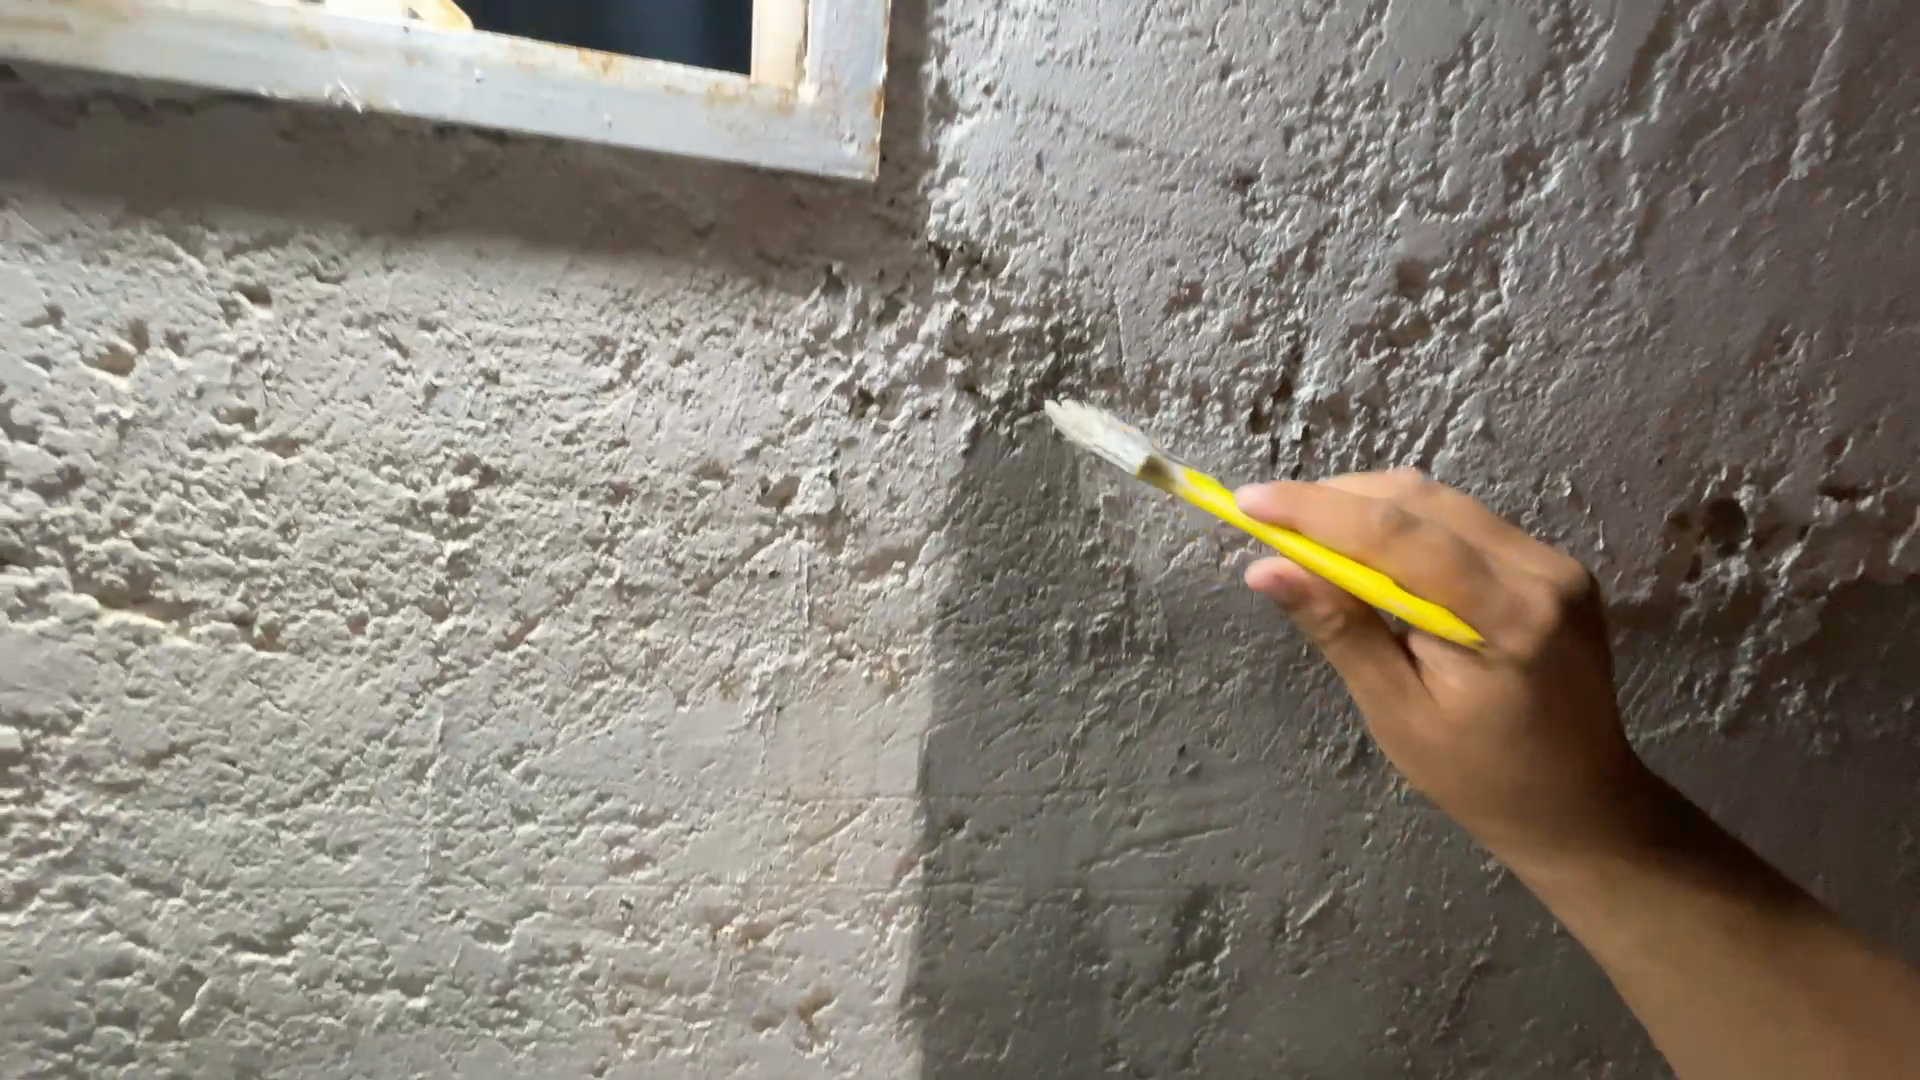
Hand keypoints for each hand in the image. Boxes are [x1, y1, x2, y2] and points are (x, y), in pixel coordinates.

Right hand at [1237, 470, 1655, 863]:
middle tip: (1265, 516)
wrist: (1580, 803)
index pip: (1397, 536)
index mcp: (1509, 617)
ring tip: (1301, 527)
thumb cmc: (1477, 773)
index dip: (1314, 511)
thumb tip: (1264, 569)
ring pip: (1435, 499)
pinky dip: (1394, 518)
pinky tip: (1357, 543)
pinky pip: (1455, 517)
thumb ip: (1337, 627)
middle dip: (1330, 499)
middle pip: (1417, 501)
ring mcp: (1552, 560)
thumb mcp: (1395, 708)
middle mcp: (1541, 571)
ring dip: (1359, 502)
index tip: (1247, 502)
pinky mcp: (1546, 562)